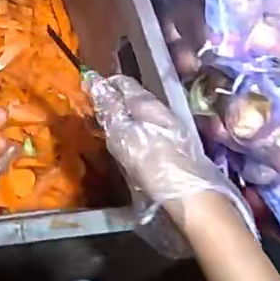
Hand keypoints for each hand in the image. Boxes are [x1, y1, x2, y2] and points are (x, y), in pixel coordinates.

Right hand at [86, 74, 254, 235]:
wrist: (193, 197)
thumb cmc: (154, 163)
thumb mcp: (124, 135)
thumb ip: (110, 110)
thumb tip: (95, 85)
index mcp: (148, 103)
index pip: (122, 83)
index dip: (103, 85)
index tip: (86, 92)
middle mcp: (161, 111)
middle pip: (132, 99)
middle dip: (113, 102)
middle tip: (92, 113)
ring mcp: (170, 130)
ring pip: (139, 116)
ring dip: (123, 119)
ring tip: (105, 129)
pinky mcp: (174, 149)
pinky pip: (146, 132)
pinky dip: (132, 134)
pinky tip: (126, 146)